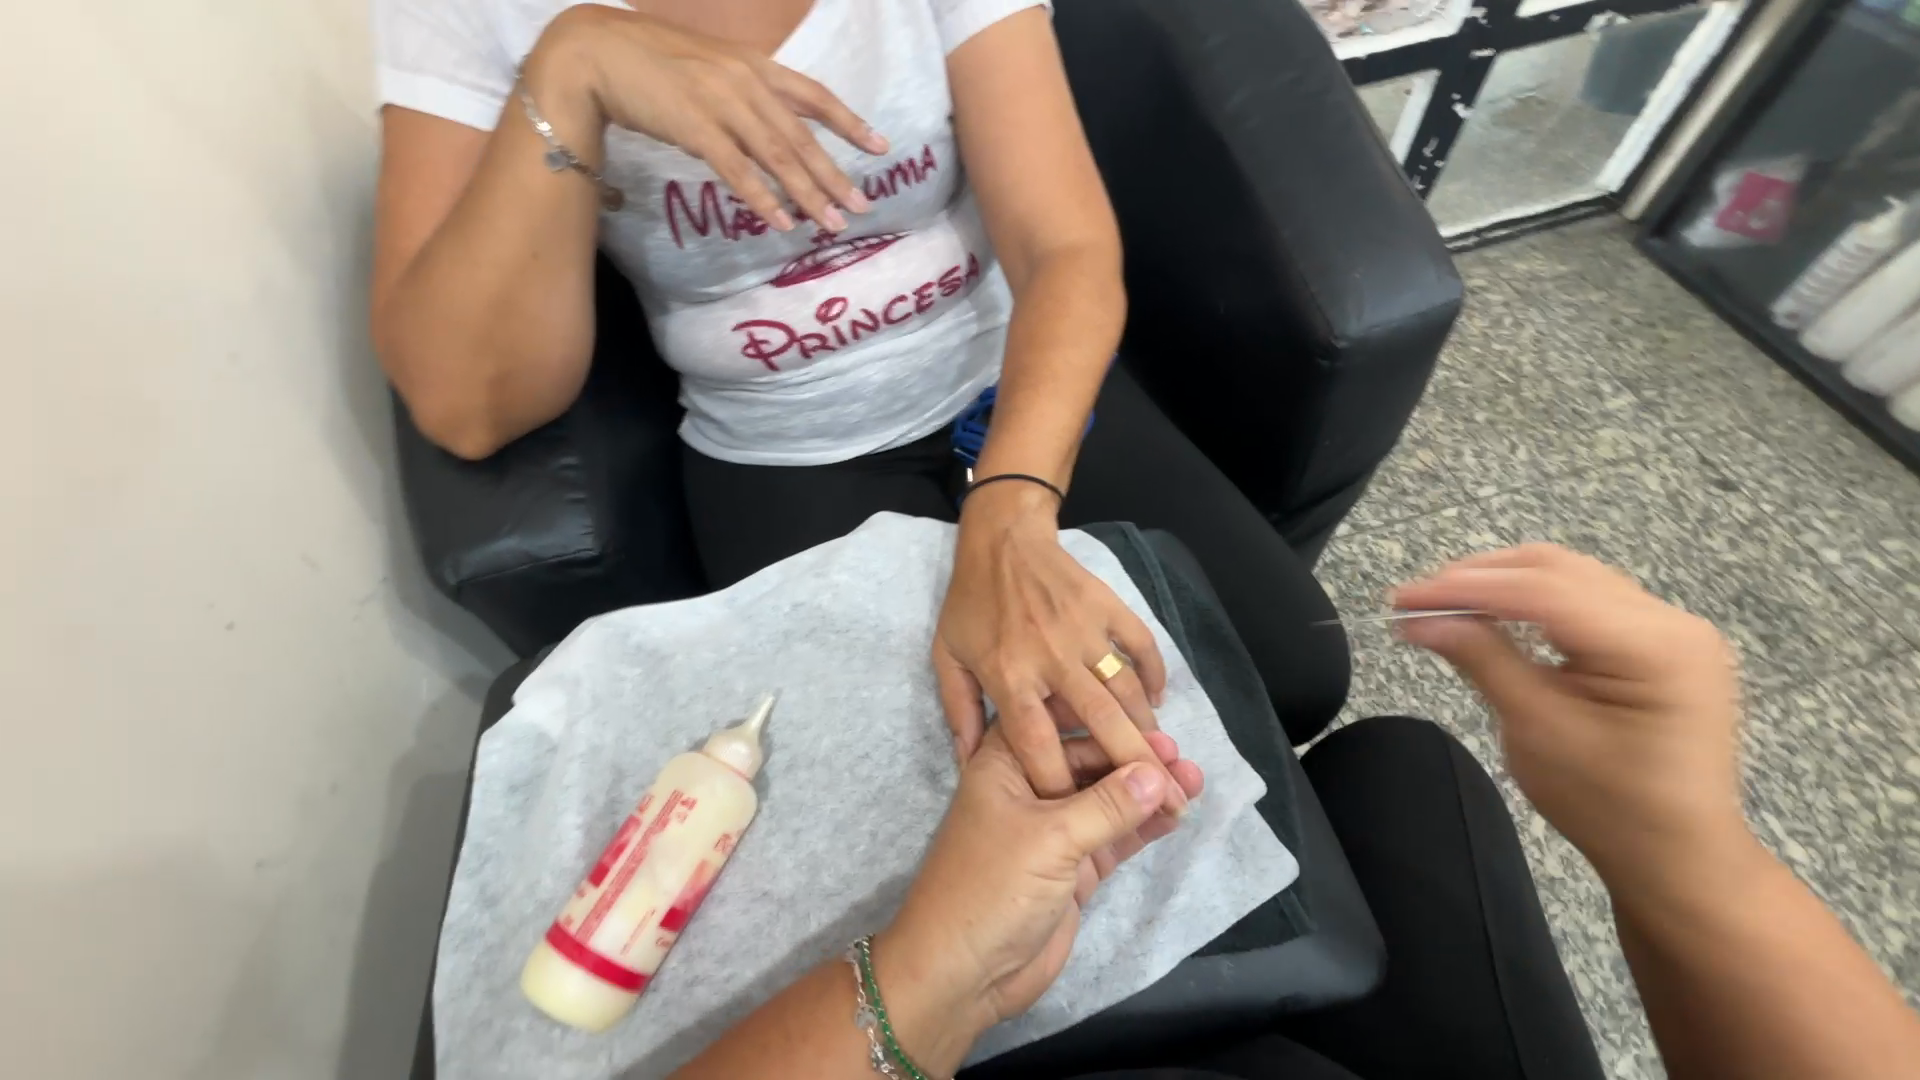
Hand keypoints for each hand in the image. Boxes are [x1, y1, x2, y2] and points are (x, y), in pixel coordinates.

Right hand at [532, 5, 887, 230]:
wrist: (598, 52)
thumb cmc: (656, 62)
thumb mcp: (715, 68)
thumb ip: (751, 94)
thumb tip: (780, 128)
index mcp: (755, 65)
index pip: (815, 95)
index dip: (849, 122)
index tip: (881, 147)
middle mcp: (746, 82)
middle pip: (802, 137)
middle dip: (834, 175)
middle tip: (862, 207)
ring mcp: (721, 103)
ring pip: (778, 156)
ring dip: (808, 194)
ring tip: (832, 224)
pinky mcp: (695, 127)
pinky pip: (738, 170)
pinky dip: (762, 198)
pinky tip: (782, 222)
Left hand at [876, 726, 1202, 1060]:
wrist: (961, 973)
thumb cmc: (991, 886)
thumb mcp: (1049, 838)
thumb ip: (1106, 806)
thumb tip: (1158, 773)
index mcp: (1006, 760)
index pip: (1058, 723)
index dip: (1102, 717)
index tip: (1150, 717)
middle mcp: (1030, 785)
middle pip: (1089, 759)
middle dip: (1135, 758)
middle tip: (1182, 758)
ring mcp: (1052, 826)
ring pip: (1107, 798)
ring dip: (1147, 791)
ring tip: (1194, 780)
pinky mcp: (1072, 864)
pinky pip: (1113, 836)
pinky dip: (1143, 826)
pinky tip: (1176, 815)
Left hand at [932, 484, 1185, 813]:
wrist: (1001, 539)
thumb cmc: (970, 603)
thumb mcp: (947, 657)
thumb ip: (959, 711)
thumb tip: (966, 763)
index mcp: (1007, 675)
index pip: (1038, 744)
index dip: (1060, 785)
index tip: (1077, 815)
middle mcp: (1050, 657)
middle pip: (1099, 722)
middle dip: (1133, 767)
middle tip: (1164, 799)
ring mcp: (1084, 629)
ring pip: (1127, 688)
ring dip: (1147, 727)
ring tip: (1159, 758)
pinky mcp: (1108, 605)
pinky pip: (1143, 646)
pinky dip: (1154, 676)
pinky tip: (1155, 701)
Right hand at [1392, 544, 1748, 884]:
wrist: (1675, 853)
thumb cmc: (1608, 802)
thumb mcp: (1535, 728)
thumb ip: (1480, 659)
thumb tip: (1418, 619)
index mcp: (1653, 645)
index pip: (1540, 591)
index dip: (1462, 587)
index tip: (1401, 598)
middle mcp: (1669, 621)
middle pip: (1554, 569)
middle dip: (1476, 577)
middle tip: (1414, 599)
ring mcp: (1666, 627)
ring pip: (1564, 574)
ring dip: (1497, 581)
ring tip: (1440, 602)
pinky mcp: (1653, 639)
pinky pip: (1579, 595)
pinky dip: (1524, 596)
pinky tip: (1486, 611)